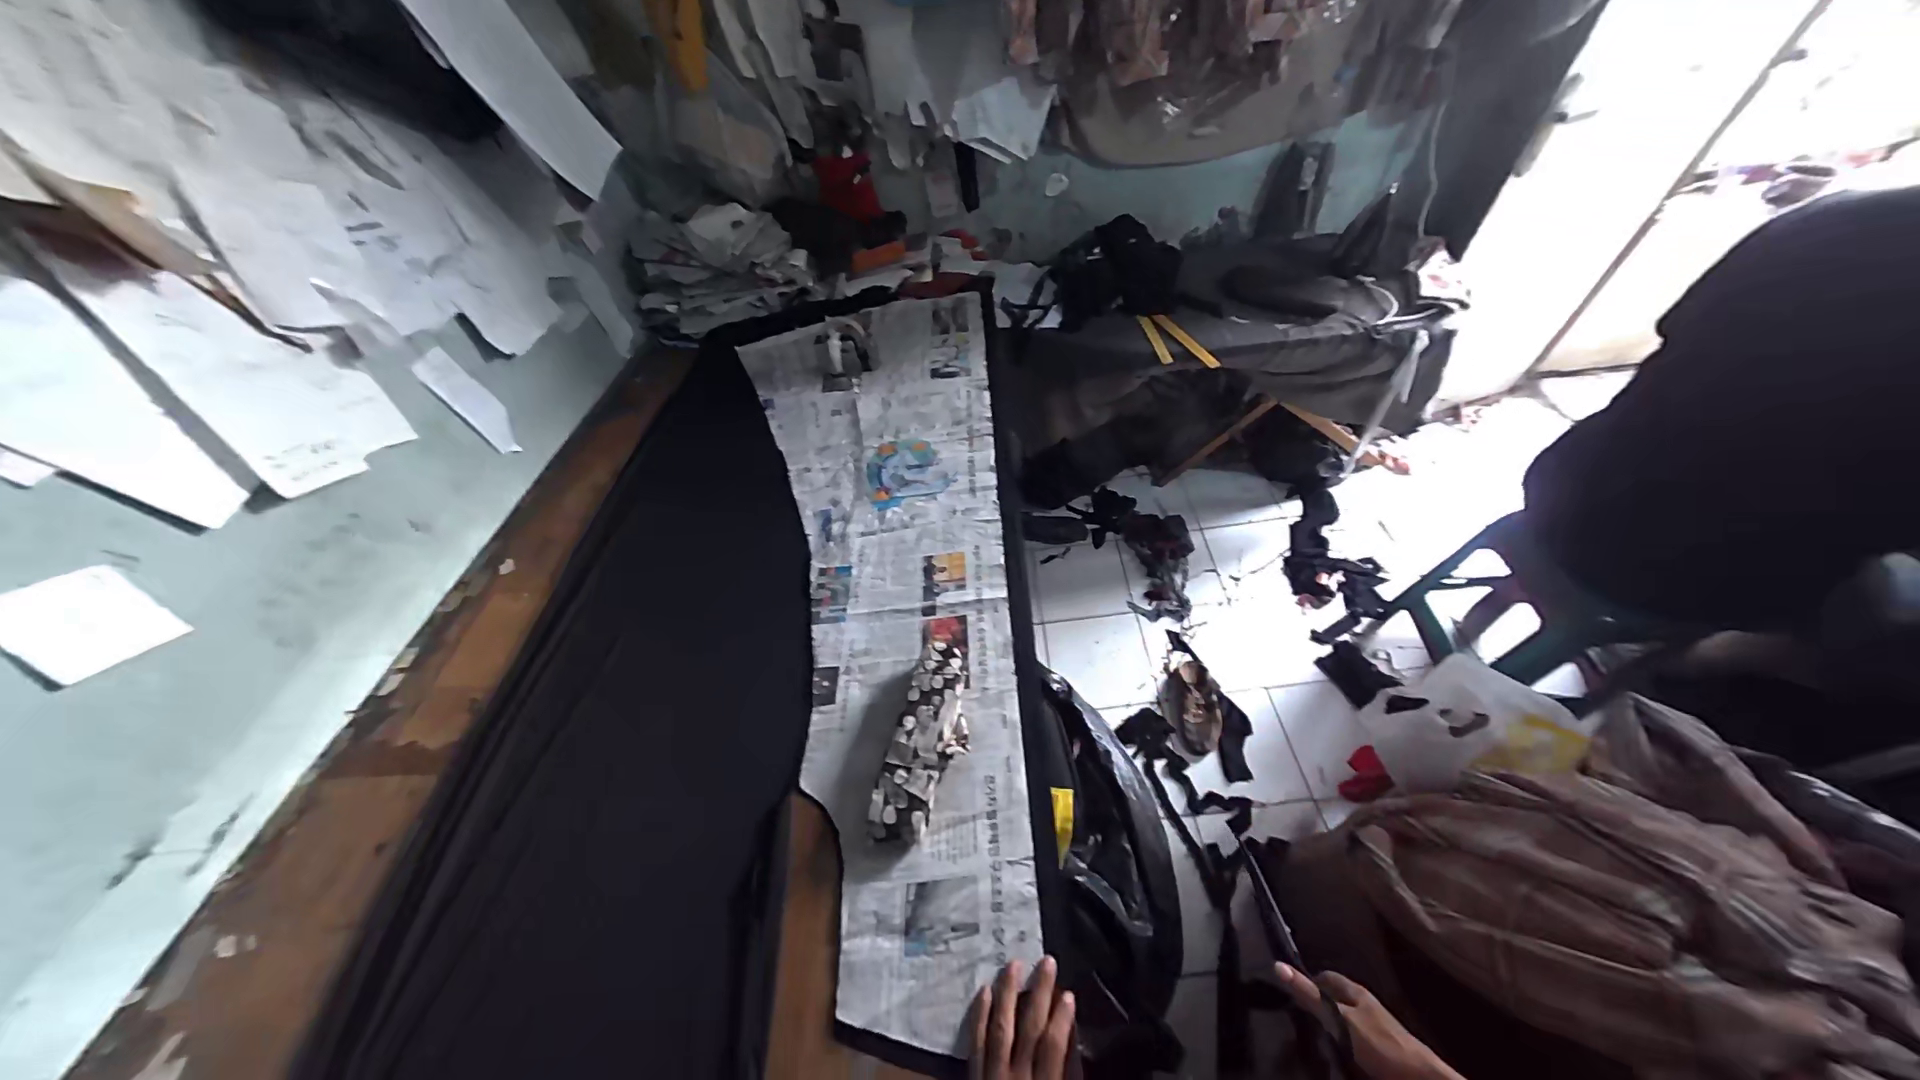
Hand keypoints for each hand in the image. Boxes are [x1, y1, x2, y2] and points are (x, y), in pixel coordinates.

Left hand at [970, 956, 1076, 1079]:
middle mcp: (1017, 1075)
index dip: (1061, 1019)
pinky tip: (985, 990)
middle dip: (1040, 993)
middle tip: (1047, 961)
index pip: (1052, 1046)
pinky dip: (980, 1014)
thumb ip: (1066, 1072)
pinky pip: (976, 1042)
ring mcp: (992, 1073)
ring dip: (1007, 993)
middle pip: (1029, 1028)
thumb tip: (1071, 1035)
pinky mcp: (973, 1074)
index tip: (1068, 993)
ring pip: (1000, 1027)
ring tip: (1014, 964)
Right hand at [1275, 964, 1462, 1079]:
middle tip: (1298, 1020)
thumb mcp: (1340, 1019)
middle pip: (1335, 1000)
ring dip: (1330, 1030)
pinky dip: (1343, 1049)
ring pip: (1345, 1023)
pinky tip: (1335, 1059)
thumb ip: (1310, 996)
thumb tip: (1277, 965)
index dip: (1308, 982)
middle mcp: (1365, 1007)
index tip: (1291, 996)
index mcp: (1355, 992)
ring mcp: (1376, 1030)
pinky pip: (1355, 1044)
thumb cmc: (1381, 1045)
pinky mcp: (1382, 1053)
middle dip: (1318, 1008)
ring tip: (1312, 1041)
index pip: (1326, 977)